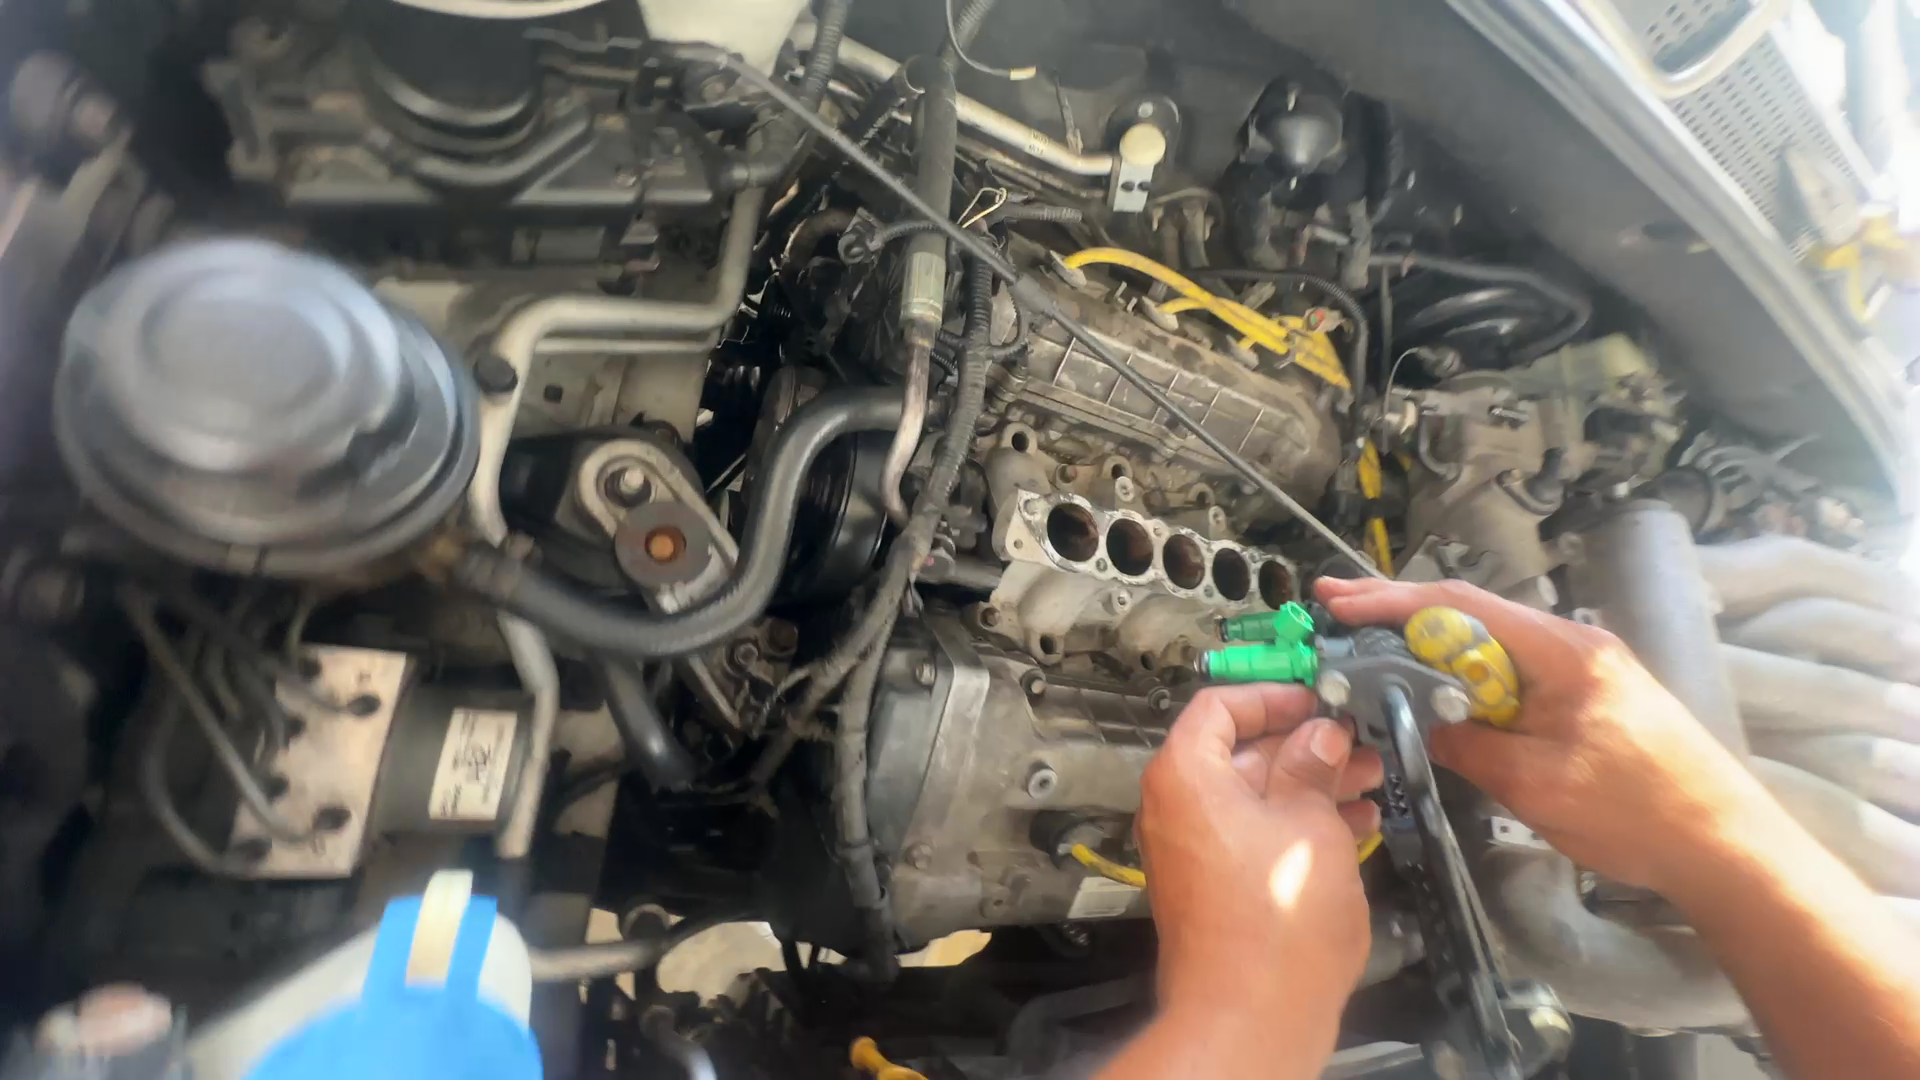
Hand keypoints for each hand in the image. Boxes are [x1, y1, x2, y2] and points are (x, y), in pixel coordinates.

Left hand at [1137, 683, 1383, 1042]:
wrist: (1245, 1017)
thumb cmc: (1277, 915)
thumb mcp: (1309, 826)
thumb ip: (1311, 768)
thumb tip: (1320, 733)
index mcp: (1185, 771)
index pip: (1218, 706)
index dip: (1271, 697)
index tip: (1318, 701)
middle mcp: (1175, 799)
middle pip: (1238, 749)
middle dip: (1302, 745)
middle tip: (1359, 746)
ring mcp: (1188, 839)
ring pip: (1250, 791)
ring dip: (1306, 783)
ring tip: (1369, 780)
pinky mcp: (1207, 875)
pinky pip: (1247, 828)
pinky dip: (1291, 820)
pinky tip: (1351, 824)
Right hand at [1315, 577, 1774, 893]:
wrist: (1735, 853)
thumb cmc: (1636, 814)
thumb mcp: (1531, 782)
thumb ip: (1461, 740)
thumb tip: (1401, 716)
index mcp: (1561, 651)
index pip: (1459, 607)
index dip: (1390, 600)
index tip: (1338, 602)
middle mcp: (1568, 642)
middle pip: (1466, 609)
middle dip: (1394, 604)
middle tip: (1334, 602)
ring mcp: (1575, 664)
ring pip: (1480, 634)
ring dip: (1420, 634)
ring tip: (1362, 632)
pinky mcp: (1578, 689)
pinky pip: (1499, 662)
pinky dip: (1449, 661)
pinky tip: (1420, 670)